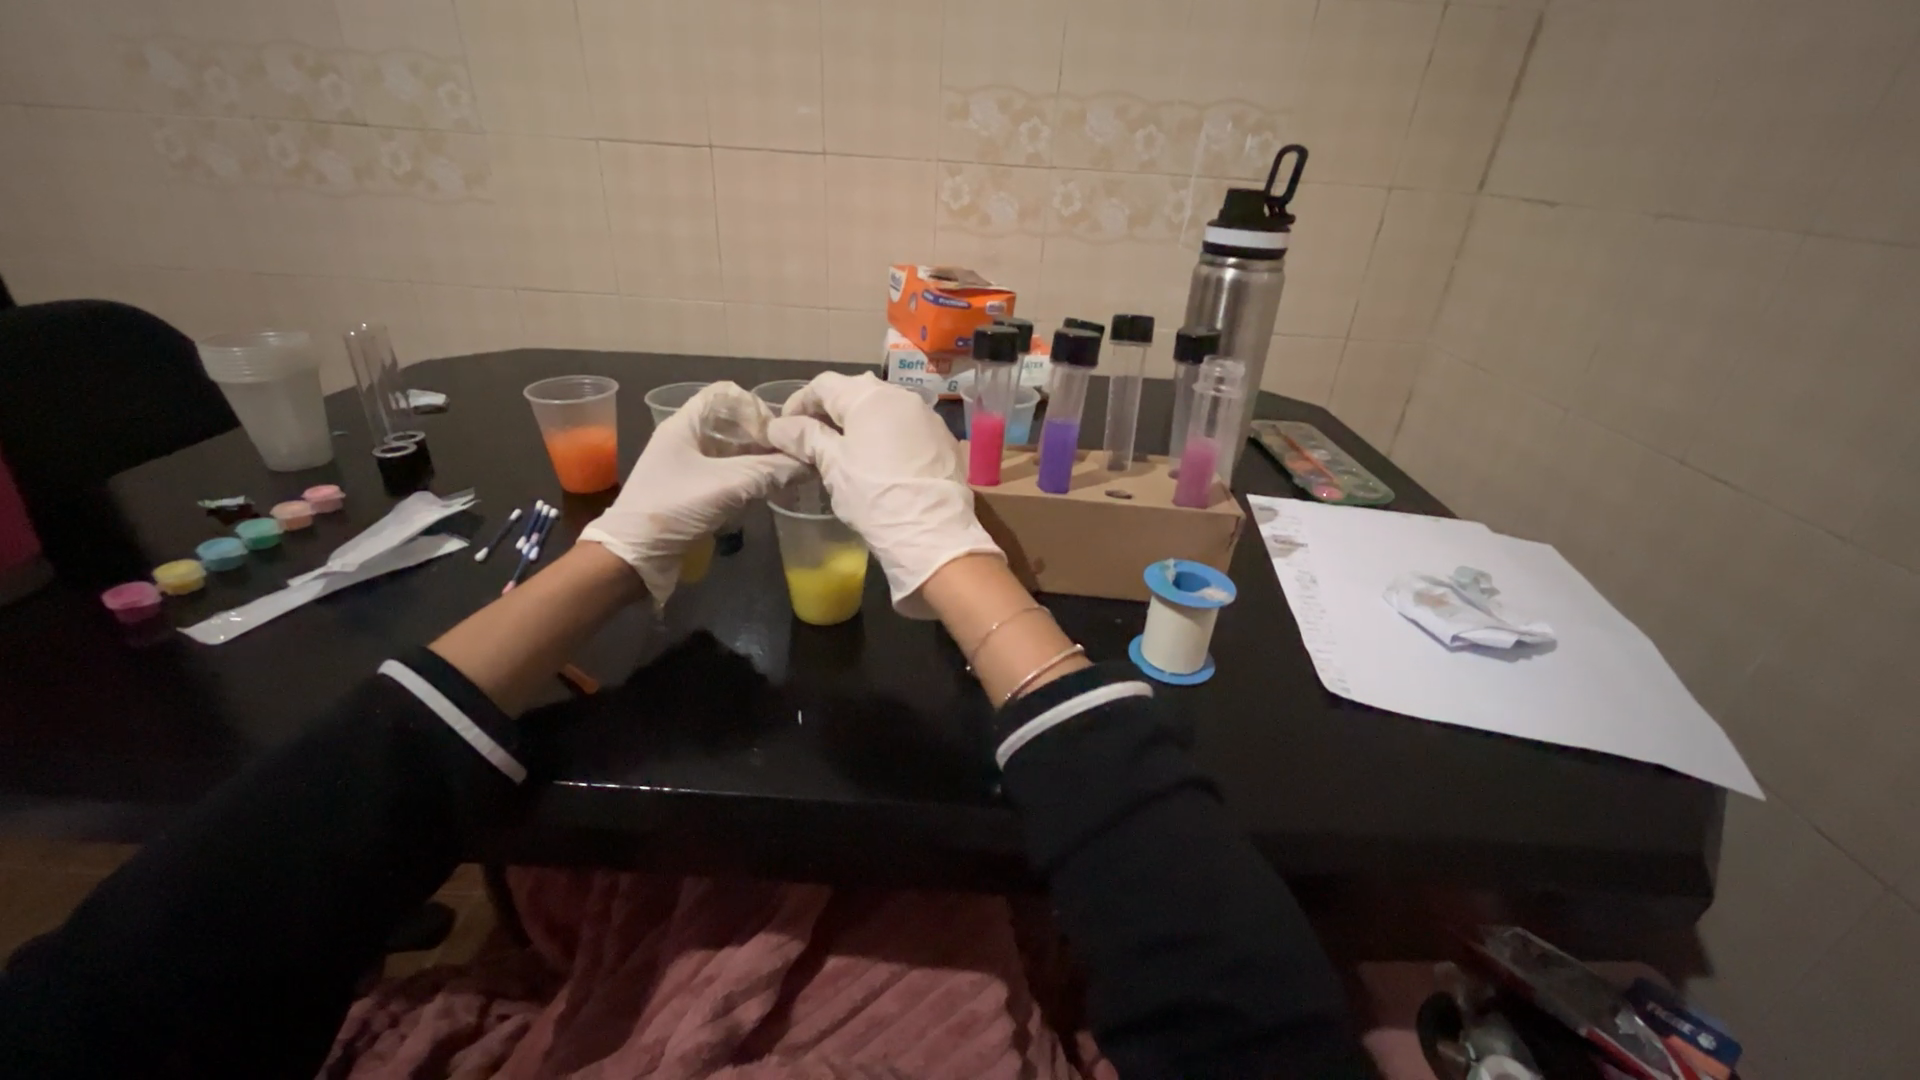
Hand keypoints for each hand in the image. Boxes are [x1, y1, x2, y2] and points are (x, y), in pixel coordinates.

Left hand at [580, 382, 804, 601]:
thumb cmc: (673, 508)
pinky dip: (748, 480)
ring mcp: (687, 467)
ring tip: (786, 476)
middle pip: (732, 423)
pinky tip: (766, 493)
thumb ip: (770, 472)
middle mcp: (686, 440)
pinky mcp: (692, 492)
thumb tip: (809, 464)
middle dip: (763, 438)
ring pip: (732, 451)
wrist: (632, 556)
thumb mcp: (727, 486)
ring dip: (759, 461)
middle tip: (791, 457)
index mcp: (685, 424)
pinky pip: (727, 475)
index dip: (754, 408)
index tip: (778, 434)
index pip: (726, 394)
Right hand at [766, 372, 1001, 616]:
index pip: (825, 384)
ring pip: (884, 410)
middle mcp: (902, 396)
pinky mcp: (943, 439)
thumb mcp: (833, 466)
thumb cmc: (874, 496)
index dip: (799, 402)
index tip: (786, 428)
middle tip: (812, 440)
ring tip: (843, 452)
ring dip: (860, 424)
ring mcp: (927, 416)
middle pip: (856, 393)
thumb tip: (779, 426)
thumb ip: (806, 437)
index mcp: (870, 396)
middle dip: (830, 412)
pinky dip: (886, 437)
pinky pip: (906, 428)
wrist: (933, 533)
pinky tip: (878, 462)